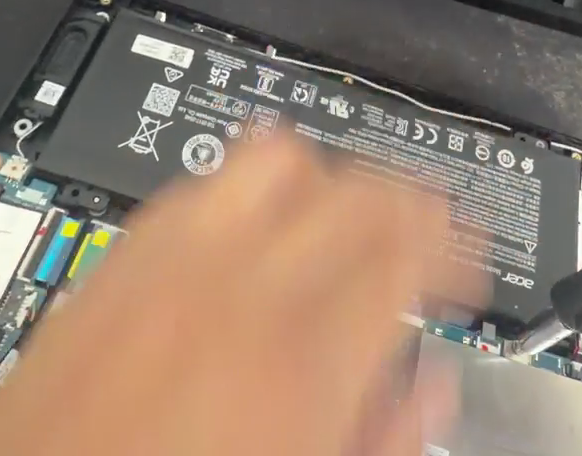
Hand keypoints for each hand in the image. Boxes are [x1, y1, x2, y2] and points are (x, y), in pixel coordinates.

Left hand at [0, 136, 474, 455]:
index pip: (408, 249)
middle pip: (357, 186)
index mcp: (296, 356)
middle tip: (415, 229)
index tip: (459, 256)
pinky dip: (244, 188)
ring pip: (277, 154)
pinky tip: (250, 230)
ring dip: (322, 176)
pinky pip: (201, 181)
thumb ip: (384, 430)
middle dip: (405, 197)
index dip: (452, 243)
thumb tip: (430, 380)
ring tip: (332, 215)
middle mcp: (238, 285)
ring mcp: (173, 257)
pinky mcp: (122, 251)